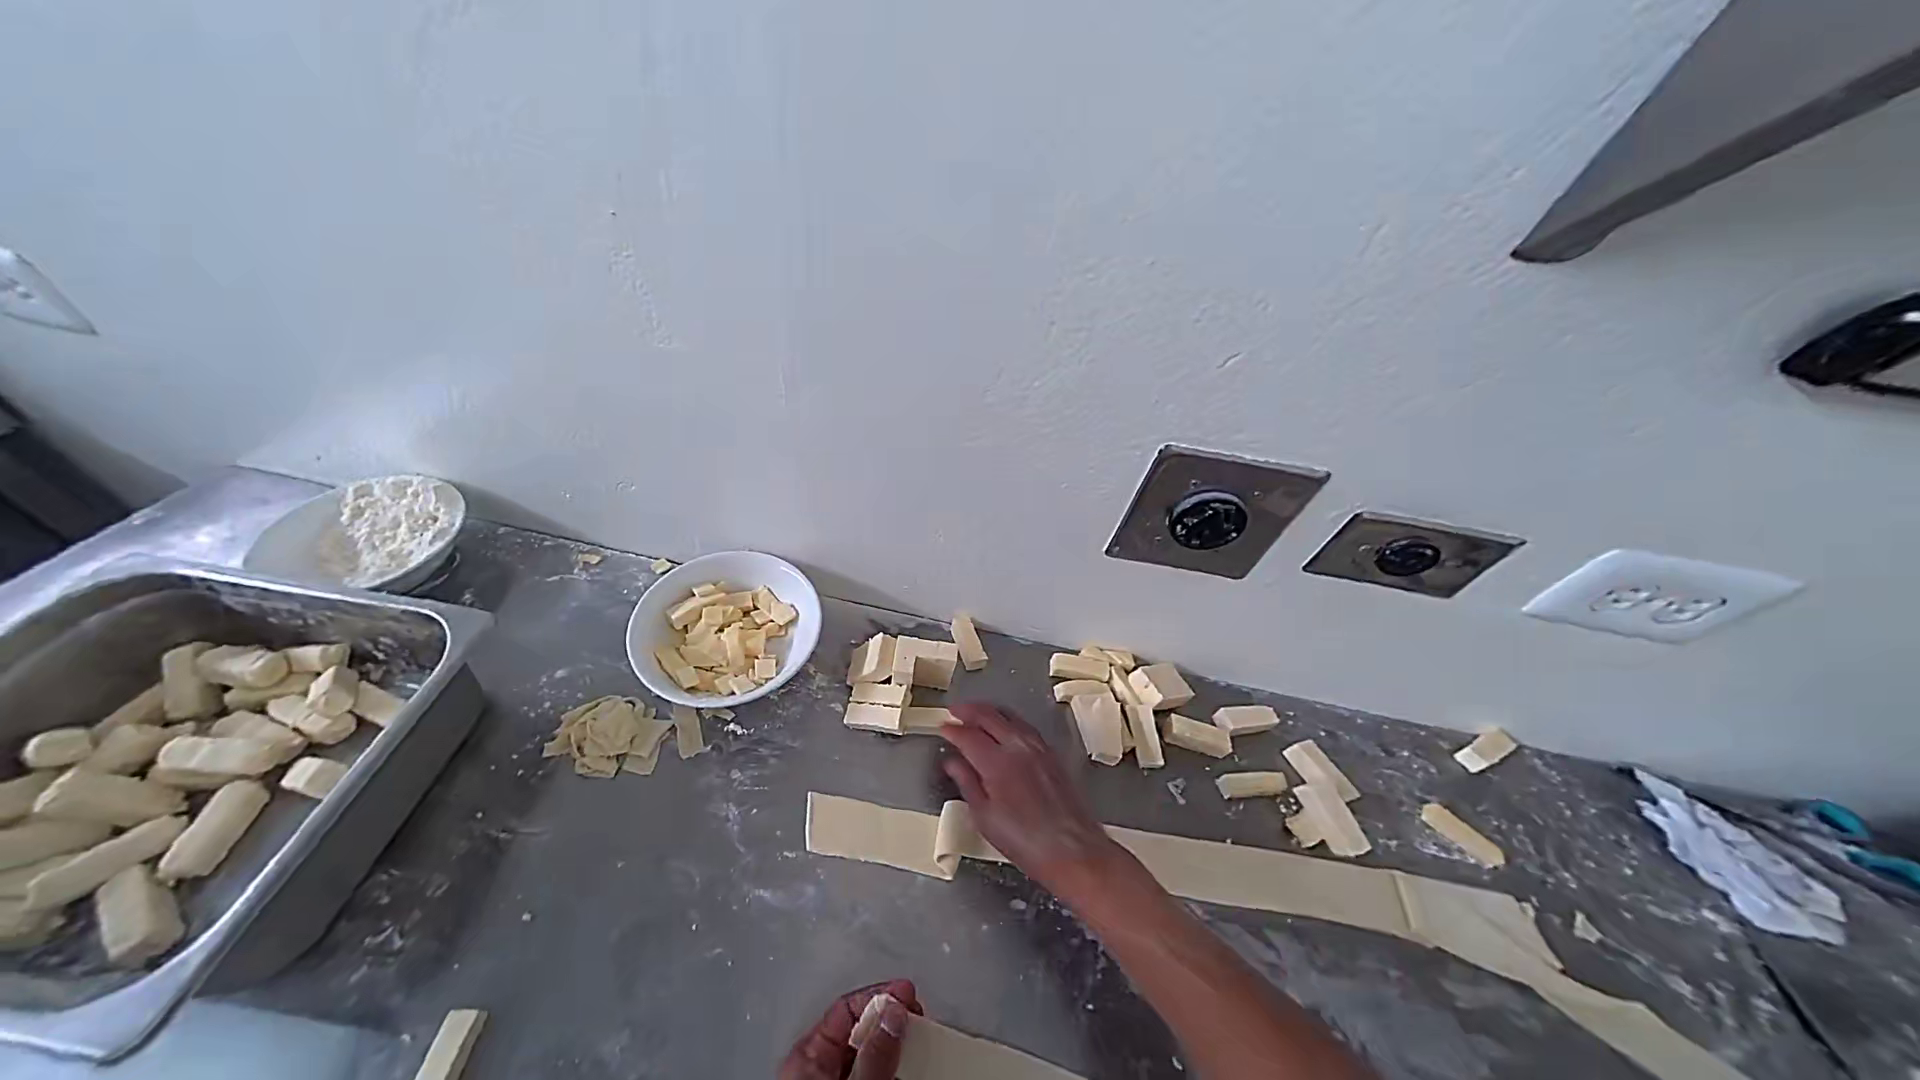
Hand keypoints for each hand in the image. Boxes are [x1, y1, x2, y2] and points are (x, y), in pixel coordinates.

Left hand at [778, 980, 919, 1079]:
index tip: (907, 992)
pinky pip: (867, 1068)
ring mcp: (828, 1077)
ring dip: (892, 1040)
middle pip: (859, 1027)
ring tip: (916, 1038)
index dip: (879, 995)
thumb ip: (873, 1052)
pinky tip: (905, 1062)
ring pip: (866, 1050)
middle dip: (890, 1016)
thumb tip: (894, 1012)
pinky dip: (888, 1062)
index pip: (847, 1007)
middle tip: (916, 1015)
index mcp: (806, 1056)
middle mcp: (815, 1066)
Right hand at [938, 703, 1140, 897]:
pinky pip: (1025, 725)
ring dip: (989, 711)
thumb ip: (966, 783)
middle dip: (968, 710)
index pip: (968, 734)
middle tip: (954, 711)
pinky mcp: (1052, 754)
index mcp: (997, 762)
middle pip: (989, 715)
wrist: (1071, 849)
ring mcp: (1038, 748)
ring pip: (1009, 715)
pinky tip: (1005, 727)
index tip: (942, 729)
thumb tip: (953, 763)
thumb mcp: (984, 816)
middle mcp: (1018, 747)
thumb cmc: (1026, 841)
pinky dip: (1009, 720)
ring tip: (976, 714)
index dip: (952, 730)